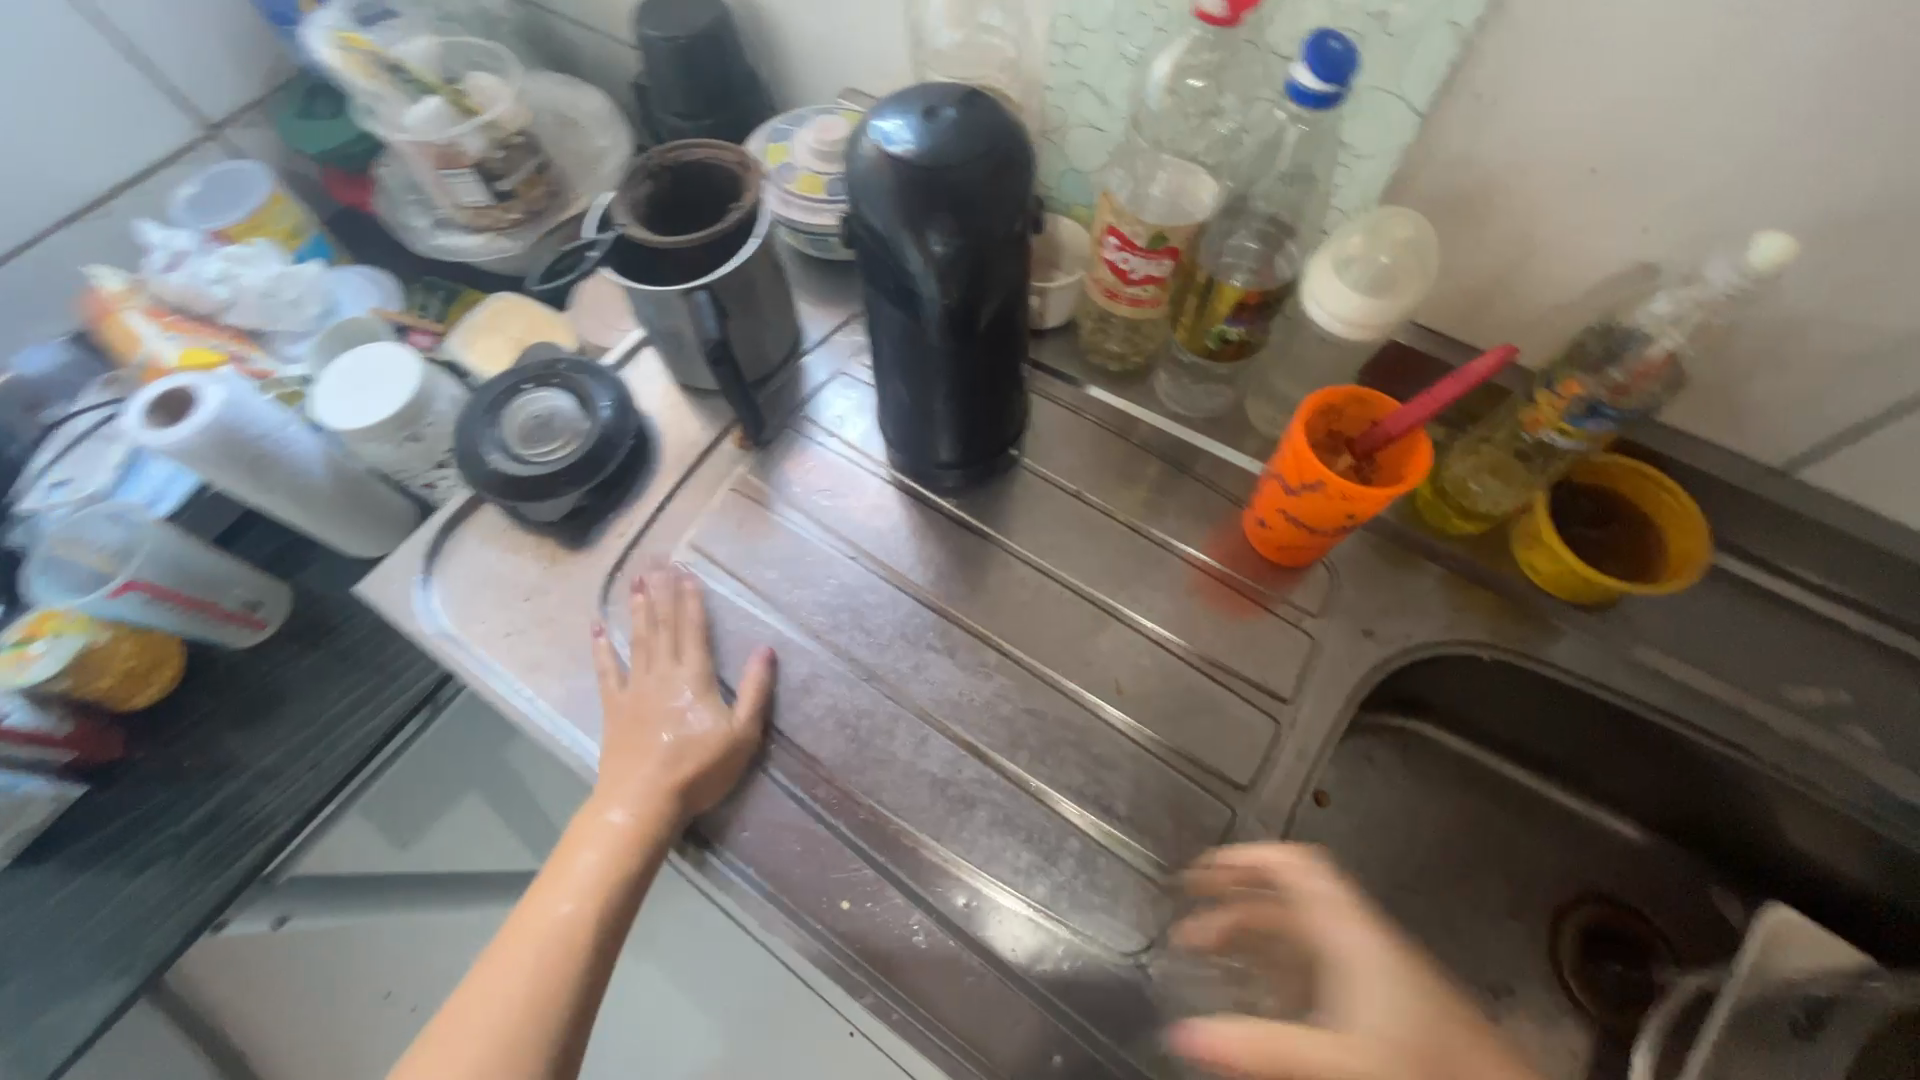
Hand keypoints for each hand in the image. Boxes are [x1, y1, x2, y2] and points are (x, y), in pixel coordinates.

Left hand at [590, 562, 775, 823]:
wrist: (644, 801)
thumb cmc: (699, 770)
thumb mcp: (742, 734)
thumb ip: (756, 690)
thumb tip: (766, 649)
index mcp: (695, 677)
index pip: (694, 629)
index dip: (691, 600)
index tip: (687, 572)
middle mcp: (663, 674)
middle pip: (664, 626)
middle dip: (663, 592)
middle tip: (658, 561)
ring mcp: (635, 689)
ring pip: (638, 640)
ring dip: (638, 609)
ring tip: (637, 581)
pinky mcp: (614, 708)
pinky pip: (607, 671)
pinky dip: (602, 649)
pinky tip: (597, 628)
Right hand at [1165, 844, 1539, 1079]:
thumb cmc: (1422, 1067)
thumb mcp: (1336, 1061)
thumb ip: (1258, 1048)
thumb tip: (1181, 1036)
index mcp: (1348, 933)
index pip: (1294, 867)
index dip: (1247, 859)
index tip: (1204, 871)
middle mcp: (1355, 938)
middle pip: (1286, 899)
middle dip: (1234, 903)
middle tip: (1188, 923)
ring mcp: (1370, 966)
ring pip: (1298, 931)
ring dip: (1251, 935)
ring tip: (1207, 954)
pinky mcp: (1380, 996)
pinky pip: (1313, 962)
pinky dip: (1275, 965)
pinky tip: (1255, 995)